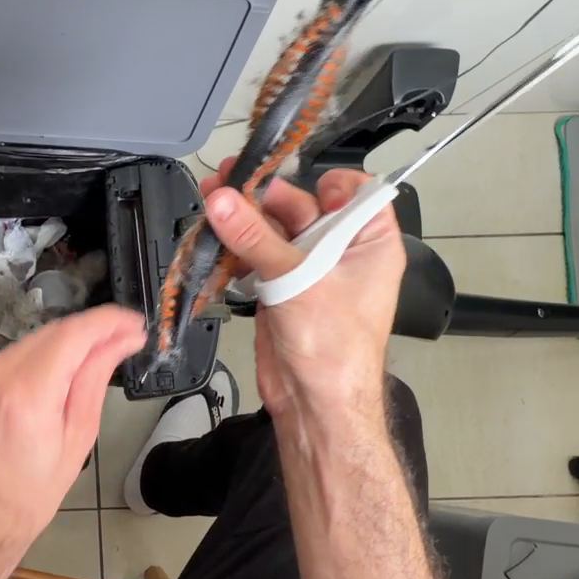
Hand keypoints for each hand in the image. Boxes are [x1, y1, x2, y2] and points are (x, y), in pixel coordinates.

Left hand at [0, 305, 145, 575]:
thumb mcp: (76, 442)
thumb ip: (93, 382)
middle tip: (124, 338)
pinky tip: (58, 371)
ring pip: (29, 341)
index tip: (134, 323)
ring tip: (96, 355)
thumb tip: (119, 342)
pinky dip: (38, 358)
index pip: (71, 335)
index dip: (107, 322)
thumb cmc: (29, 497)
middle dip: (90, 330)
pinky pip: (9, 357)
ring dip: (64, 343)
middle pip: (50, 333)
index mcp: (25, 398)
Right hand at [201, 165, 403, 415]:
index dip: (318, 181)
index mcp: (368, 243)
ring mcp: (307, 272)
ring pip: (272, 232)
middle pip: (300, 208)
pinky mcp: (278, 290)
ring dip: (241, 221)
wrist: (314, 402)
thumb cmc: (334, 348)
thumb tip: (224, 201)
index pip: (352, 191)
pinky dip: (233, 250)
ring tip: (209, 204)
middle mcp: (339, 253)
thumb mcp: (298, 280)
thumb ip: (256, 237)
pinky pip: (254, 258)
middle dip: (262, 196)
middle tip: (225, 182)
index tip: (283, 175)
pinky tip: (213, 241)